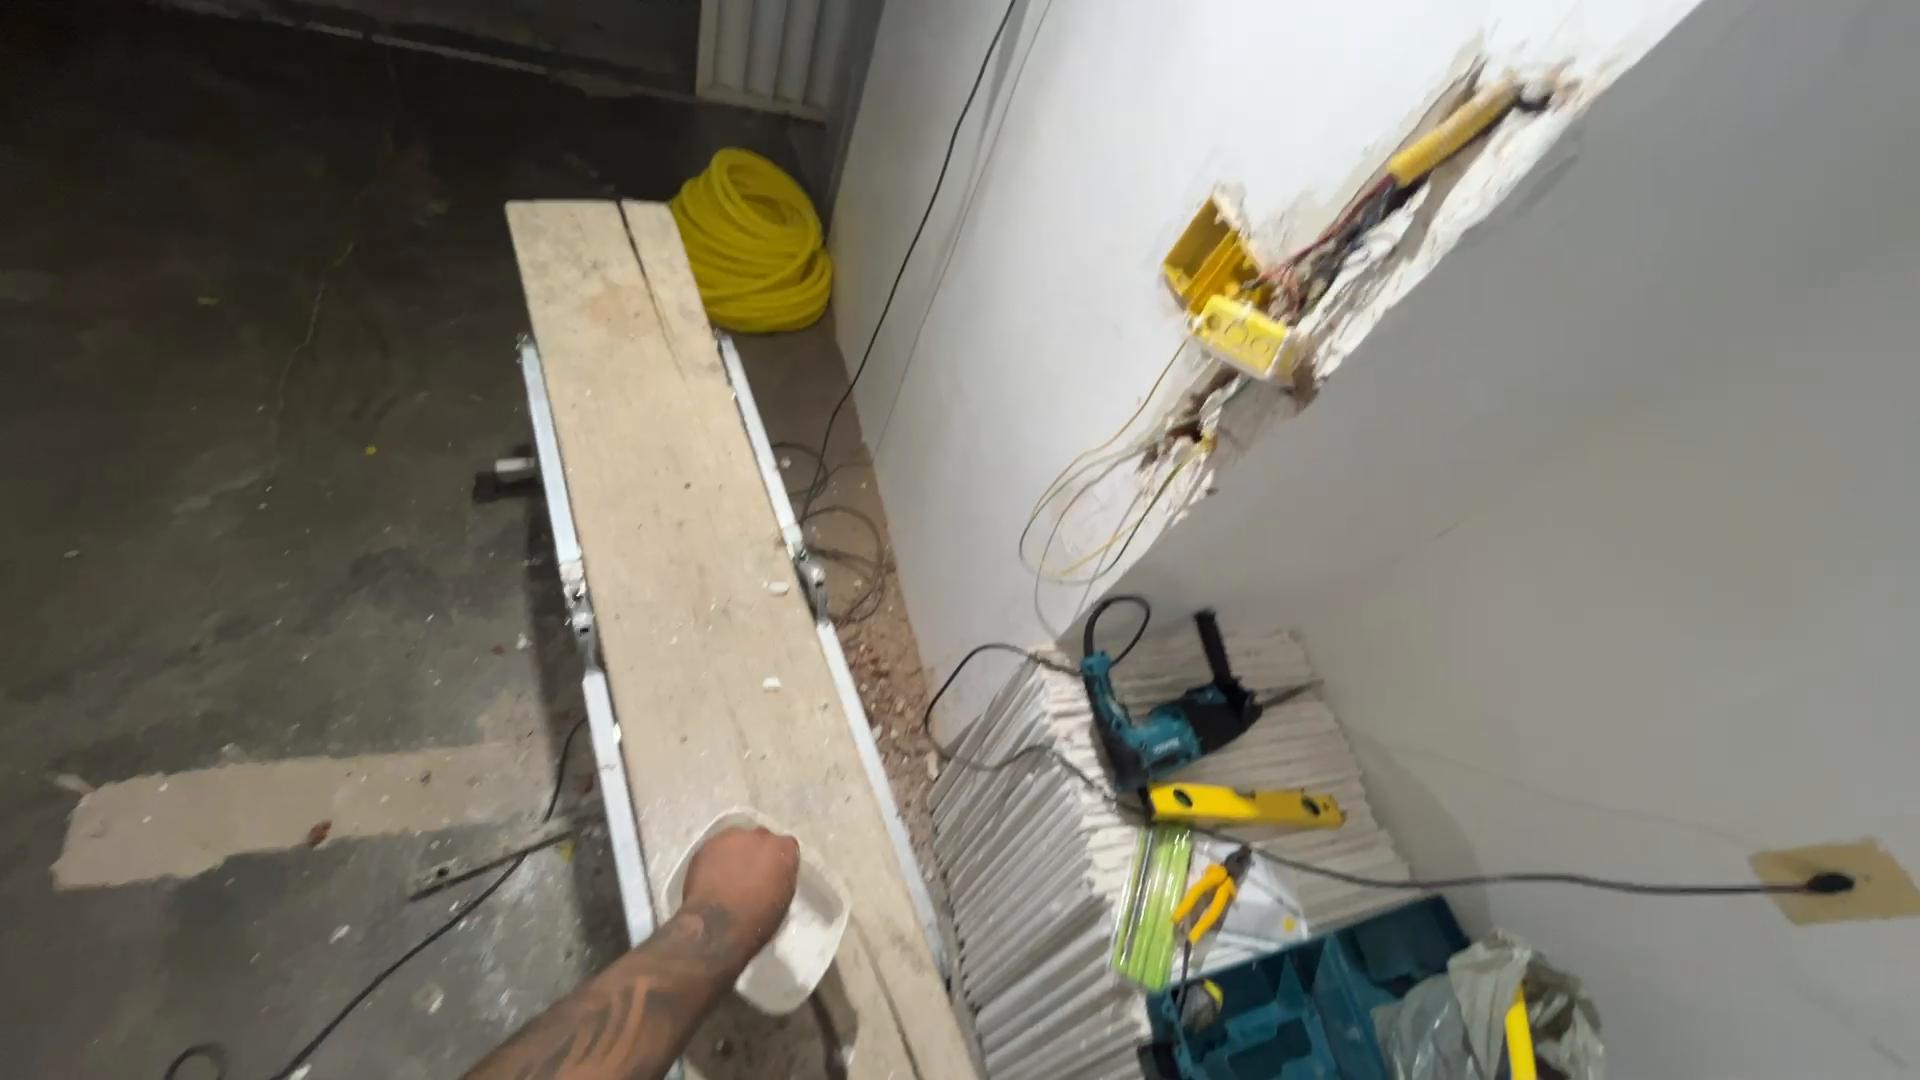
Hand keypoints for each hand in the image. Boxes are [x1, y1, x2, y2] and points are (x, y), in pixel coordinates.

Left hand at [683, 826, 799, 956]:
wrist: (714, 927)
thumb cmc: (755, 922)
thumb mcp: (782, 900)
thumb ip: (781, 877)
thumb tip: (773, 874)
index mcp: (784, 849)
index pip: (786, 847)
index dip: (777, 861)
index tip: (771, 875)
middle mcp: (761, 835)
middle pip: (761, 839)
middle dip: (756, 854)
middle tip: (748, 875)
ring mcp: (733, 837)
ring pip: (737, 841)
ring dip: (735, 854)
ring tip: (726, 876)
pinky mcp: (708, 844)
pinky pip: (716, 849)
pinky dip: (715, 860)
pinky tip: (710, 877)